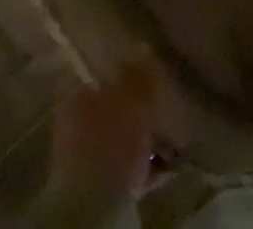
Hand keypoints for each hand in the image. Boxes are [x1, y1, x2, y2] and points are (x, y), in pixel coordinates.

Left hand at [28, 60, 159, 227]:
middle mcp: (76, 127)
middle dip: (142, 110)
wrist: (92, 206)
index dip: (130, 74)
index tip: (156, 74)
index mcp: (78, 101)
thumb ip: (139, 76)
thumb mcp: (132, 103)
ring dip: (148, 139)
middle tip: (169, 106)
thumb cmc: (111, 144)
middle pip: (115, 110)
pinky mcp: (98, 185)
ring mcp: (85, 158)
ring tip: (176, 139)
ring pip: (123, 140)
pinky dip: (149, 165)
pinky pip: (129, 168)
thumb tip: (144, 46)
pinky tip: (171, 166)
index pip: (104, 78)